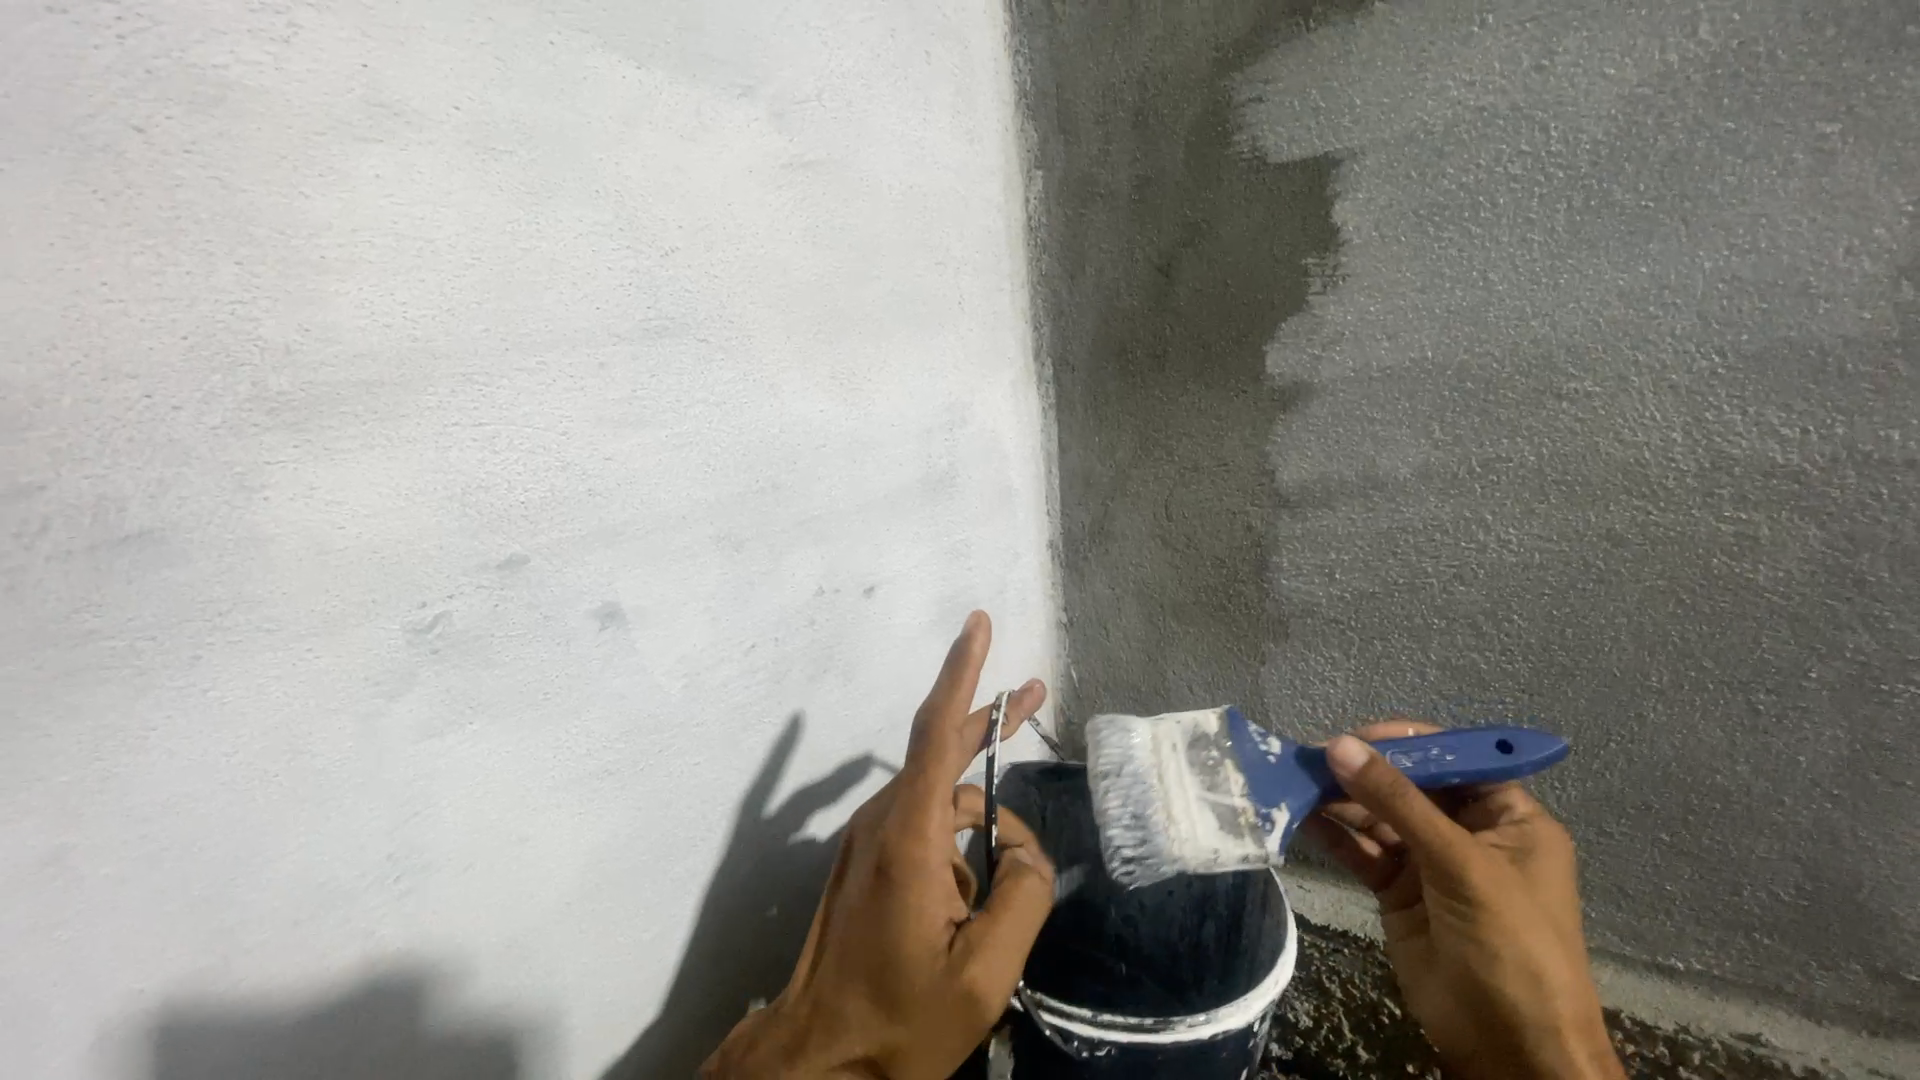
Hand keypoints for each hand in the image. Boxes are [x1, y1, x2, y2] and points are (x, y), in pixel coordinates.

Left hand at [701, 612, 1054, 1079]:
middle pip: (942, 748)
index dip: (960, 672)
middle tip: (1038, 692)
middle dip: (992, 721)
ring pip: (942, 799)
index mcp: (910, 838)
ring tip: (1011, 882)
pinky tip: (977, 895)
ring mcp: (871, 839)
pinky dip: (961, 840)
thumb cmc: (899, 1019)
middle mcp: (884, 822)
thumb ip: (1022, 898)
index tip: (978, 623)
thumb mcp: (984, 975)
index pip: (935, 732)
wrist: (818, 1056)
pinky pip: (926, 826)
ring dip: (984, 818)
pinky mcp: (868, 859)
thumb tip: (1025, 851)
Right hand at [1303, 722, 1624, 1079]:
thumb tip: (1339, 745)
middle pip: (1410, 785)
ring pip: (1379, 814)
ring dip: (1340, 798)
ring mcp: (1430, 862)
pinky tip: (1302, 817)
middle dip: (1364, 770)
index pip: (1458, 760)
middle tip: (1312, 758)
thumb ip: (1396, 801)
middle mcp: (1469, 833)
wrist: (1510, 1047)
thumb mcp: (1459, 864)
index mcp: (1509, 820)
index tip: (1357, 735)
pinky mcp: (1398, 889)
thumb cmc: (1510, 944)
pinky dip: (1332, 833)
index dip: (1409, 743)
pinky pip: (1361, 849)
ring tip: (1296, 781)